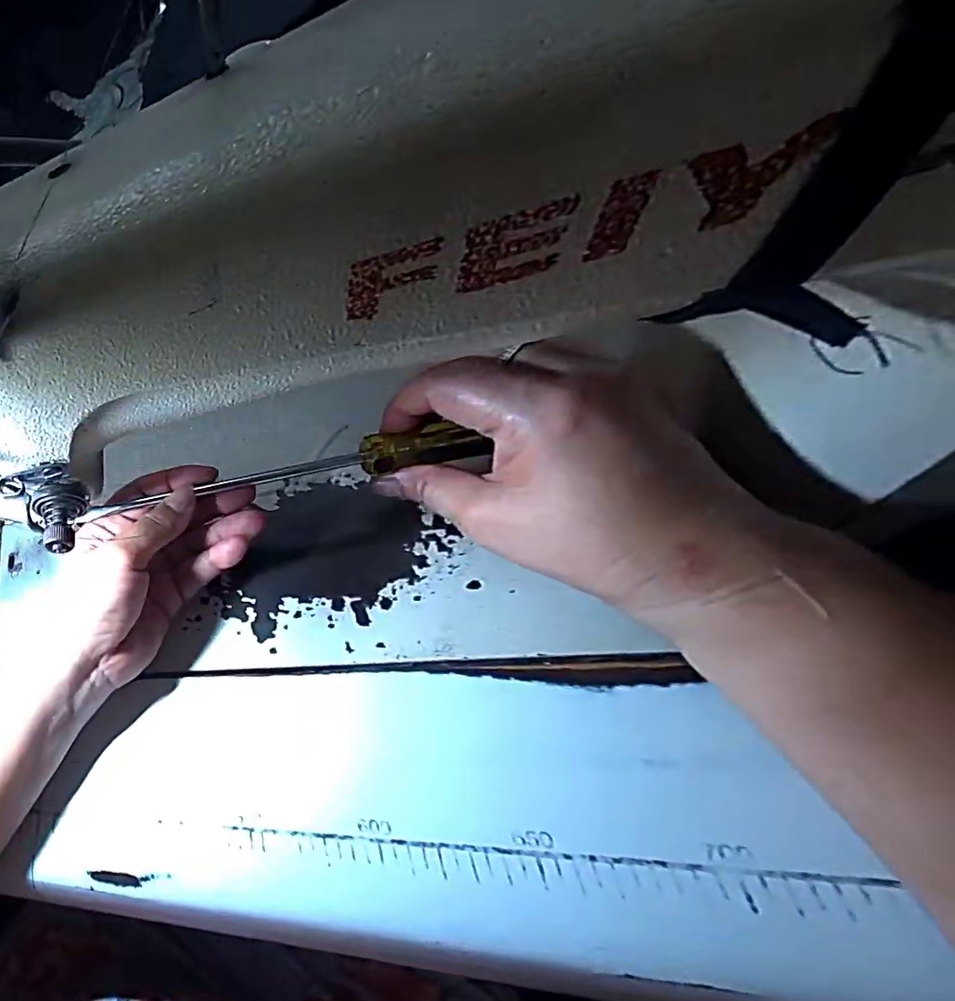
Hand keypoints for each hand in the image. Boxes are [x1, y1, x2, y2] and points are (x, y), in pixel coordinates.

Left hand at [6, 467, 265, 712]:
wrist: (89, 661)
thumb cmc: (84, 612)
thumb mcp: (119, 556)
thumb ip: (155, 525)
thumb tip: (181, 497)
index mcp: (108, 528)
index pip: (148, 496)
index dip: (179, 484)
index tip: (206, 478)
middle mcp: (131, 547)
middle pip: (178, 518)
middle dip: (212, 506)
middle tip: (242, 497)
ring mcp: (152, 571)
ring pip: (193, 543)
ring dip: (223, 531)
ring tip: (249, 522)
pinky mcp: (169, 595)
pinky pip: (198, 569)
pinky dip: (217, 557)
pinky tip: (233, 547)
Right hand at [376, 345, 783, 620]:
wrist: (694, 556)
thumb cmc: (595, 544)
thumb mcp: (491, 519)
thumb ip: (433, 487)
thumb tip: (394, 477)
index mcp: (539, 409)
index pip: (447, 381)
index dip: (405, 406)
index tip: (392, 436)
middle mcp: (579, 379)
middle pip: (481, 364)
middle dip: (438, 397)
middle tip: (420, 438)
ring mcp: (611, 379)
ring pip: (520, 359)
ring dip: (481, 388)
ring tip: (465, 431)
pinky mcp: (629, 391)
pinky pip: (560, 368)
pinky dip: (522, 387)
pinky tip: (514, 426)